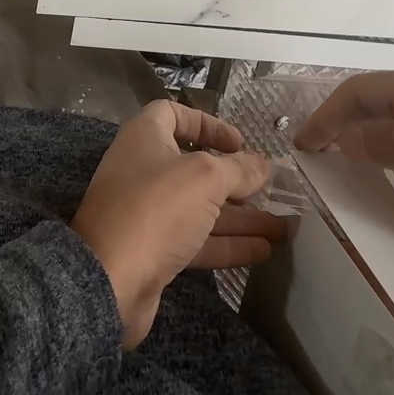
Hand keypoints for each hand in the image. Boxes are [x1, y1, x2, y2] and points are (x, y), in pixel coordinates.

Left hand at [73, 100, 280, 349]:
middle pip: (194, 167)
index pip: (172, 114)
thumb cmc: (156, 209)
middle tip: (269, 189)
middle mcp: (143, 171)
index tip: (238, 142)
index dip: (206, 123)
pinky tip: (263, 251)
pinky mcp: (153, 250)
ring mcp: (147, 213)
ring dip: (241, 217)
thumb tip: (262, 164)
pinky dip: (228, 243)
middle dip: (235, 179)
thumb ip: (238, 169)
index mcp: (144, 139)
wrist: (111, 280)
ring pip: (200, 208)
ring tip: (282, 227)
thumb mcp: (205, 178)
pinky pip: (196, 239)